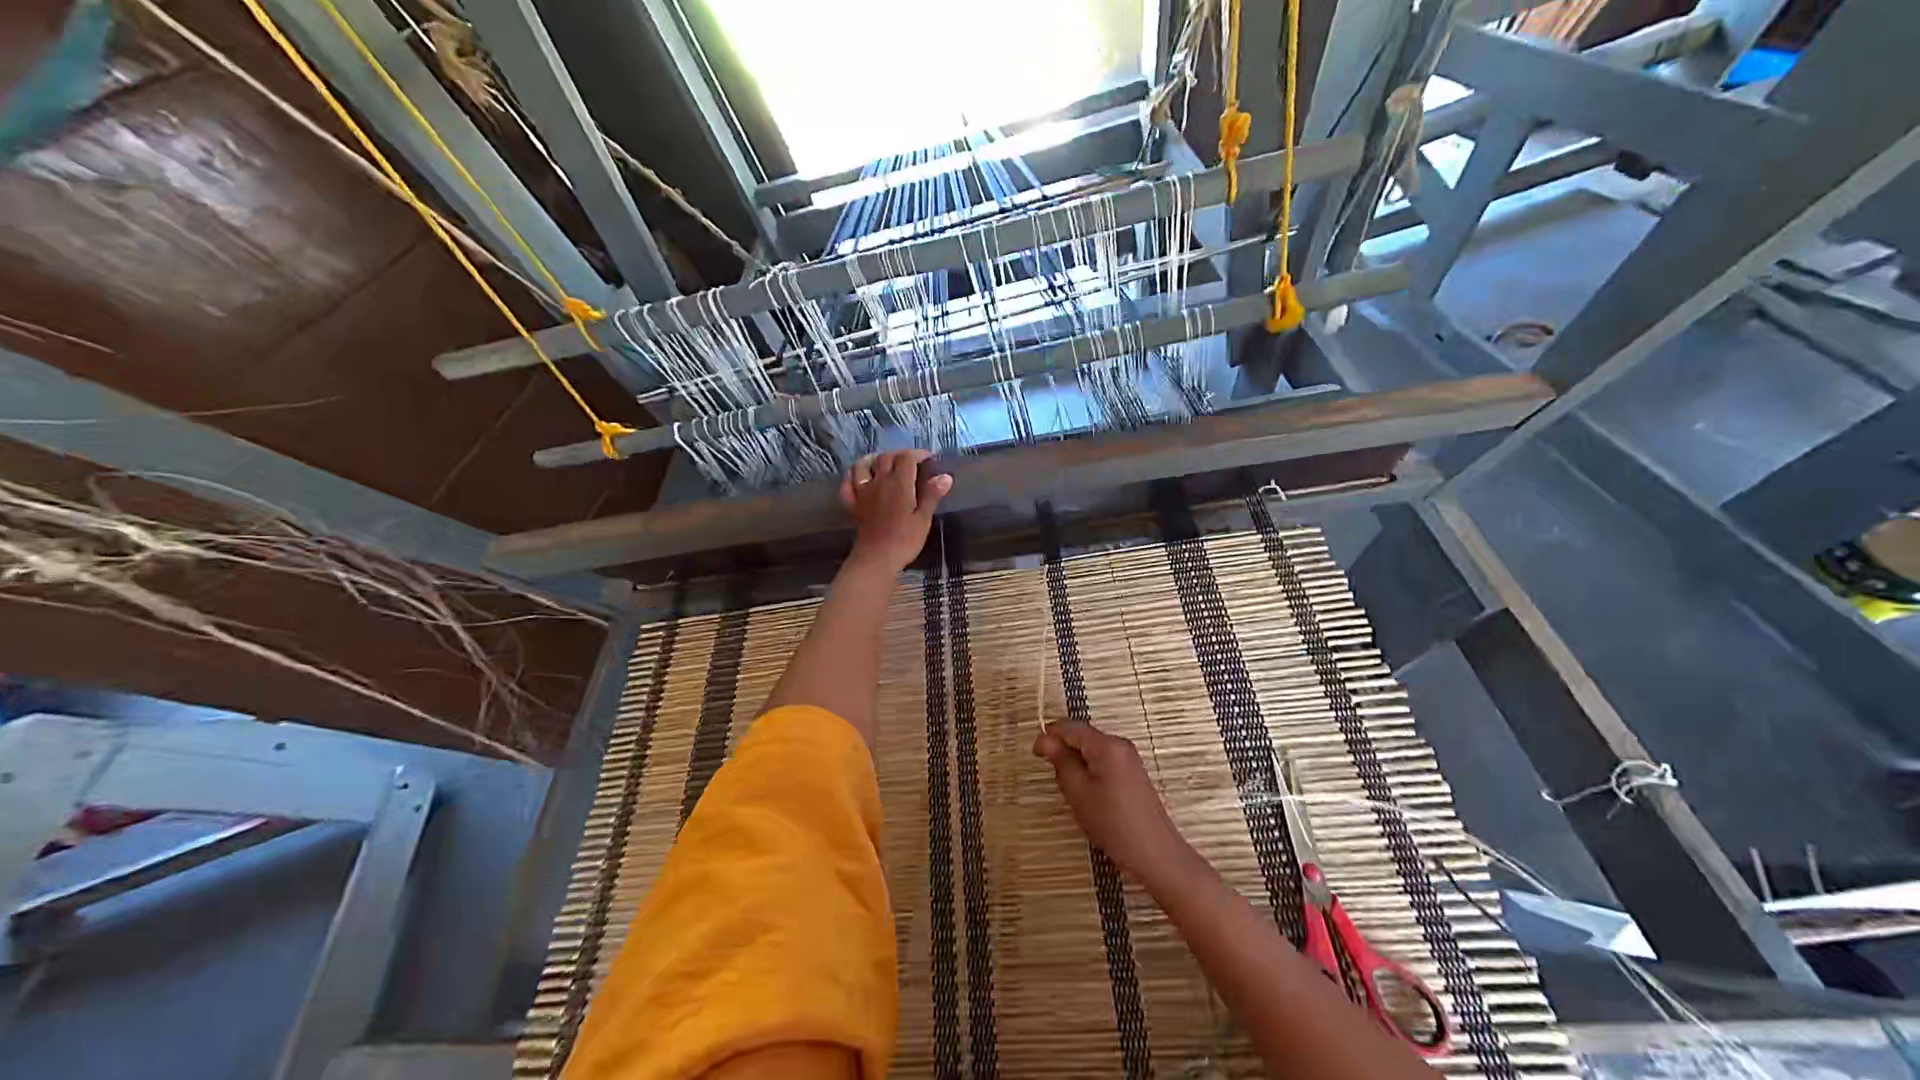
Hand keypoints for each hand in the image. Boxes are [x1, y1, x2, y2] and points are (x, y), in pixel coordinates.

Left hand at [839, 449, 951, 572]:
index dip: (918, 454)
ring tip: (881, 461)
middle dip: (899, 454)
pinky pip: (847, 484)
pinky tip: (857, 477)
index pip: (907, 459)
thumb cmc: (904, 541)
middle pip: (886, 458)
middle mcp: (879, 482)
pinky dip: (851, 476)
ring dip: (873, 458)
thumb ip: (932, 495)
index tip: (927, 458)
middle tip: (909, 460)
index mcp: (899, 485)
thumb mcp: (923, 519)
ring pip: (862, 465)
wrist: (876, 558)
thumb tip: (945, 476)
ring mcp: (862, 492)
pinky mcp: (853, 504)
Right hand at [1033, 720, 1192, 886]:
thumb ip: (1060, 761)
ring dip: (1076, 763)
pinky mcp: (1133, 773)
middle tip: (1056, 780)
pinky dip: (1090, 771)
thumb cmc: (1111, 821)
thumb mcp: (1077, 791)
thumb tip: (1044, 739)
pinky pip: (1103, 761)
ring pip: (1092, 750)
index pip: (1070, 726)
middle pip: (1082, 736)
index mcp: (1106, 744)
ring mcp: (1129, 758)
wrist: (1153, 852)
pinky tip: (1089, 796)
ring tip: (1073, 791)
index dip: (1049, 736)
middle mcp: (1120, 744)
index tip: (1037, 757)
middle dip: (1064, 751)